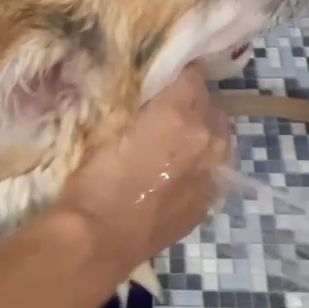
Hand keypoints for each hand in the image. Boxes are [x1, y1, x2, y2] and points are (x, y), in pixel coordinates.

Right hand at [53, 65, 229, 270]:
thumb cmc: (92, 175)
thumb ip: (134, 94)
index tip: (157, 72)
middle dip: (188, 98)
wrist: (97, 239)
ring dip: (199, 128)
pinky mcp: (209, 200)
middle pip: (208, 101)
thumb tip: (146, 78)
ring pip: (216, 134)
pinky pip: (212, 166)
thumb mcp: (106, 119)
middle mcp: (206, 138)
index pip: (189, 71)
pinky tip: (174, 169)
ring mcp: (212, 172)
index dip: (172, 69)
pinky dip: (199, 160)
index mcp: (180, 113)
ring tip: (171, 137)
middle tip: (161, 105)